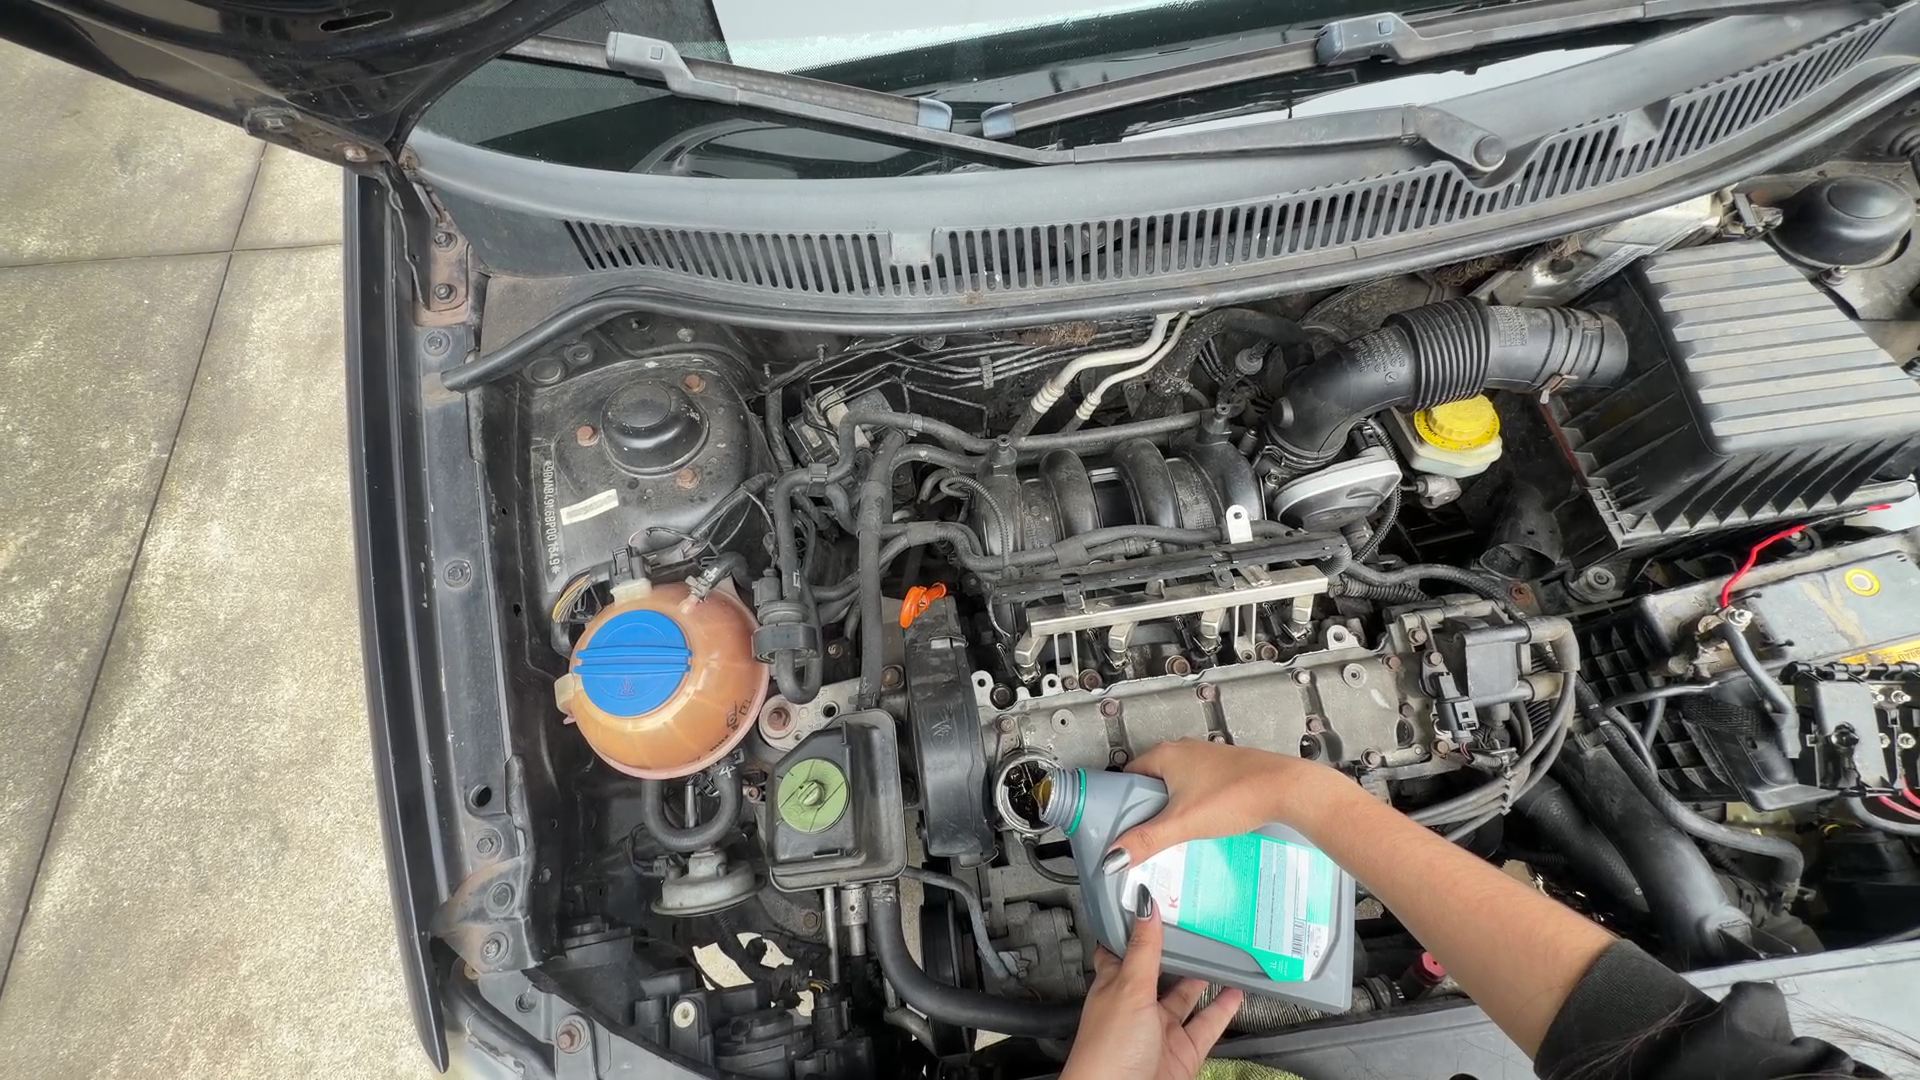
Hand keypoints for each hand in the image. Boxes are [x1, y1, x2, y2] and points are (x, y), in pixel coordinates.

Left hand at [1061, 886, 1243, 1079]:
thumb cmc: (1108, 1049)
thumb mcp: (1128, 987)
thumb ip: (1143, 949)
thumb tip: (1146, 905)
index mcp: (1114, 983)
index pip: (1124, 947)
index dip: (1138, 927)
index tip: (1155, 903)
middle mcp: (1136, 1004)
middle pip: (1159, 970)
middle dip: (1175, 951)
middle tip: (1194, 925)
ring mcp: (1160, 1029)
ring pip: (1185, 996)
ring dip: (1201, 977)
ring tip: (1219, 952)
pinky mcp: (1182, 1053)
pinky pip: (1206, 1025)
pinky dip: (1223, 1009)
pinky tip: (1235, 993)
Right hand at [1104, 738, 1353, 874]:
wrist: (1286, 789)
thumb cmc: (1235, 796)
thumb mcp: (1183, 824)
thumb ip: (1146, 840)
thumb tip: (1113, 857)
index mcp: (1164, 754)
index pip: (1128, 774)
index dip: (1121, 799)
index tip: (1119, 823)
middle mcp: (1182, 749)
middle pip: (1151, 779)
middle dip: (1146, 806)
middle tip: (1144, 834)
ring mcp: (1206, 757)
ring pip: (1176, 782)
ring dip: (1172, 805)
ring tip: (1173, 832)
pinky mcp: (1225, 768)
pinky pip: (1197, 784)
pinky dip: (1193, 802)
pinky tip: (1202, 822)